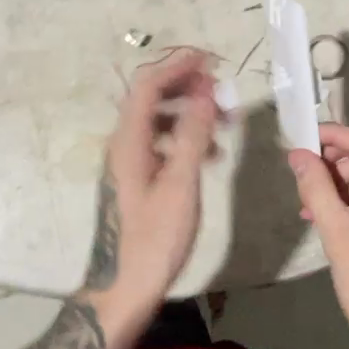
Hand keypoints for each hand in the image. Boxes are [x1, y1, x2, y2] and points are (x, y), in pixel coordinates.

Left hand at [88, 50, 220, 322]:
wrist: (123, 288)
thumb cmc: (153, 239)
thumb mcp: (180, 185)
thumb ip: (193, 136)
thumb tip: (206, 92)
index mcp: (129, 141)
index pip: (148, 85)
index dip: (178, 66)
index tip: (211, 60)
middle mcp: (123, 144)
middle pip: (151, 98)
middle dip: (188, 87)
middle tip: (224, 91)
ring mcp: (127, 162)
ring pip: (158, 121)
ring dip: (191, 114)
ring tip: (225, 124)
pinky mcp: (135, 178)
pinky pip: (160, 143)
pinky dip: (185, 139)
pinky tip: (210, 156)